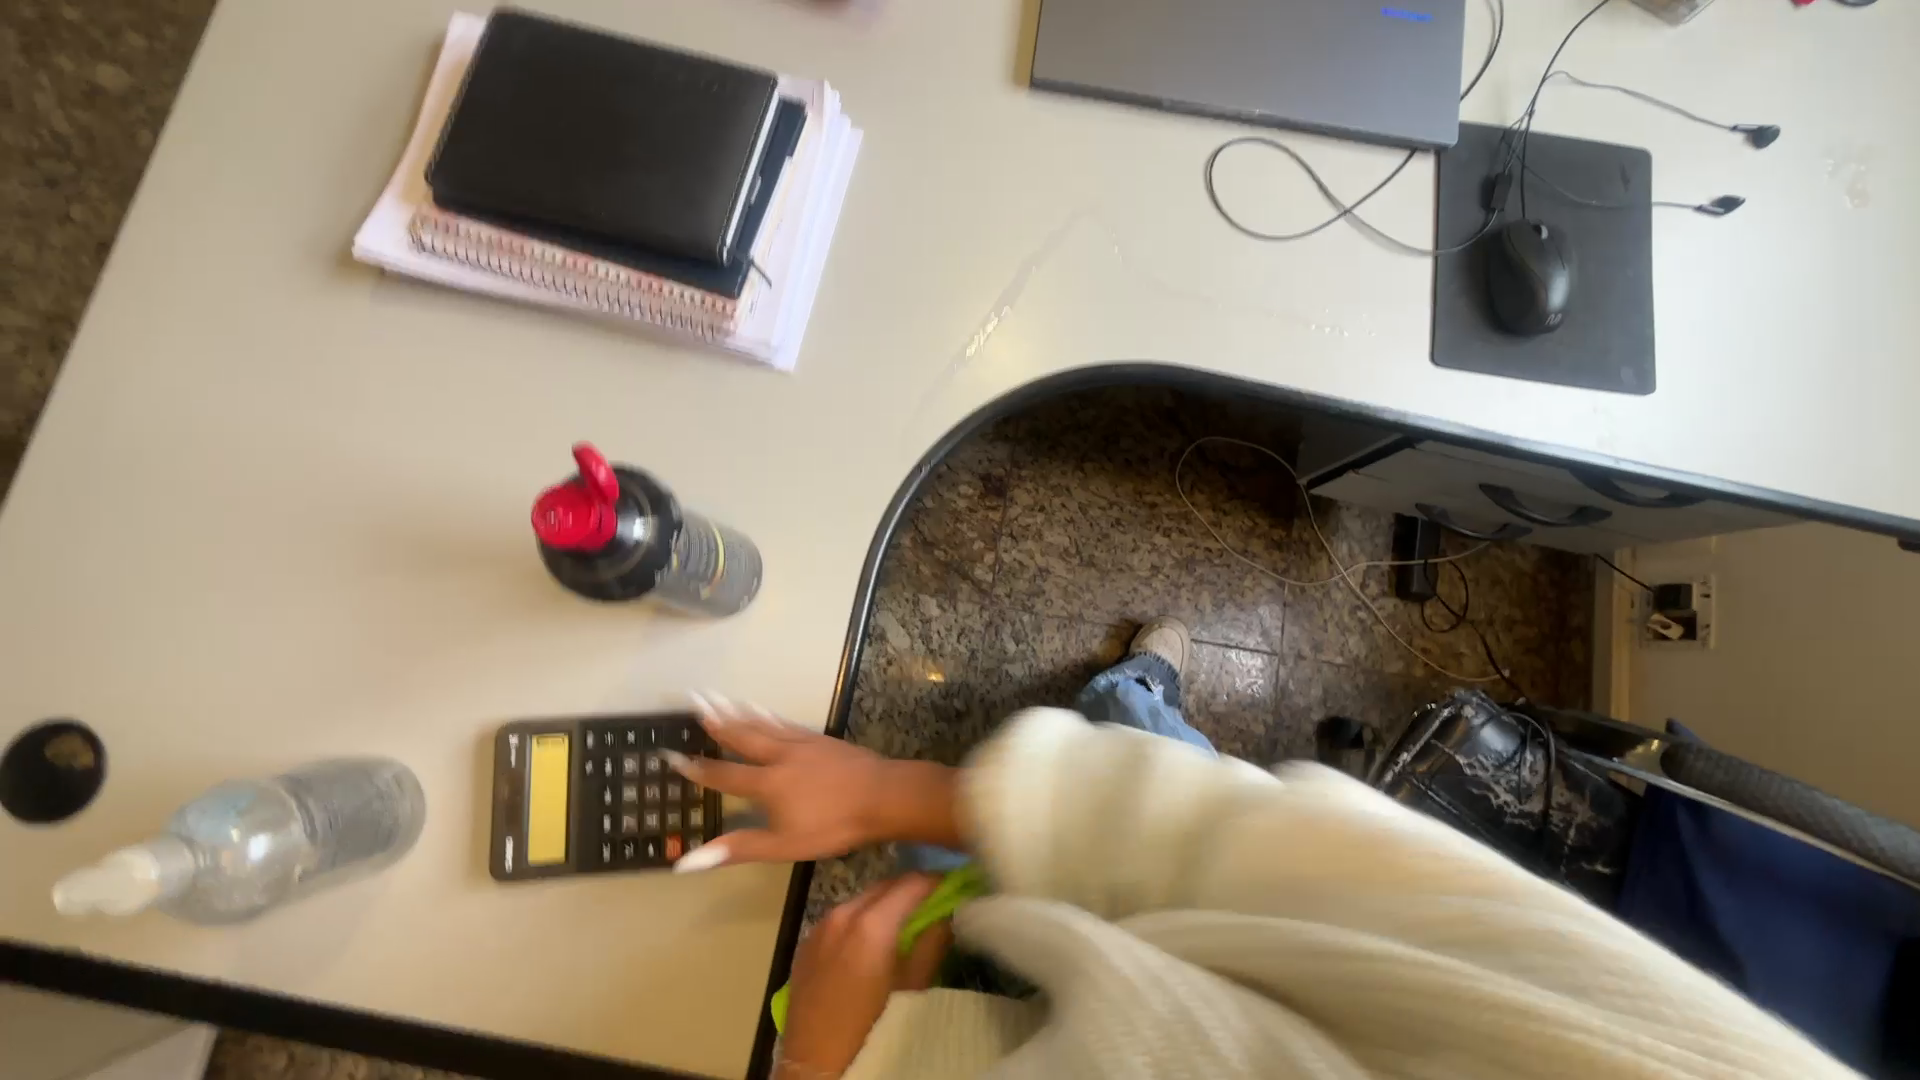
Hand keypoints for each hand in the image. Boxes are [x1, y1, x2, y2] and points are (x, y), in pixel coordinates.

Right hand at [664, 694, 962, 871]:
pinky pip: (784, 721)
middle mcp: (779, 755)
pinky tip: (762, 708)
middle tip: (692, 698)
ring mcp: (801, 742)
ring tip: (717, 695)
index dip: (696, 768)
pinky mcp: (819, 738)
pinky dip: (767, 713)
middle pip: (741, 735)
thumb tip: (686, 862)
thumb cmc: (834, 826)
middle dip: (715, 719)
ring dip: (737, 710)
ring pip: (762, 723)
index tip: (670, 754)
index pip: (723, 775)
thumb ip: (738, 848)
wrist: (883, 795)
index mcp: (767, 784)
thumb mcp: (784, 846)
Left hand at [778, 874, 952, 1079]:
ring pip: (863, 898)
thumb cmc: (873, 1030)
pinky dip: (863, 917)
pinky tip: (872, 940)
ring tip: (906, 922)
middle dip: (912, 890)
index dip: (937, 882)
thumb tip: (950, 914)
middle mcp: (844, 912)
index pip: (913, 883)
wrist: (816, 1065)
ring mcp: (821, 924)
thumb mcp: (913, 989)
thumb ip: (933, 943)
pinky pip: (842, 915)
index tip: (955, 887)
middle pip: (886, 885)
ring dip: (887, 902)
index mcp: (872, 924)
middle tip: (935, 904)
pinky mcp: (808, 940)